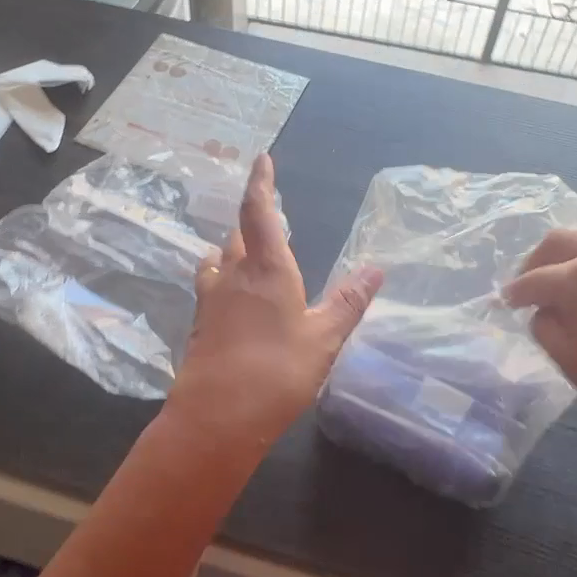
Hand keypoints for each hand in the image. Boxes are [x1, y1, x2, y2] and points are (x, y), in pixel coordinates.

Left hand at [166, 156, 382, 457]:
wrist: (216, 416)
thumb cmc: (278, 372)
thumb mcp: (324, 339)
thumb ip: (348, 302)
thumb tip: (376, 269)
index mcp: (267, 269)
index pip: (259, 212)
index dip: (261, 183)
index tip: (262, 159)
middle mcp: (233, 275)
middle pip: (238, 235)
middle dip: (253, 223)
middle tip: (271, 221)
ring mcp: (211, 300)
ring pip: (219, 260)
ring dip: (232, 251)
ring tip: (247, 255)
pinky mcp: (200, 325)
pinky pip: (211, 287)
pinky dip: (222, 280)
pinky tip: (231, 298)